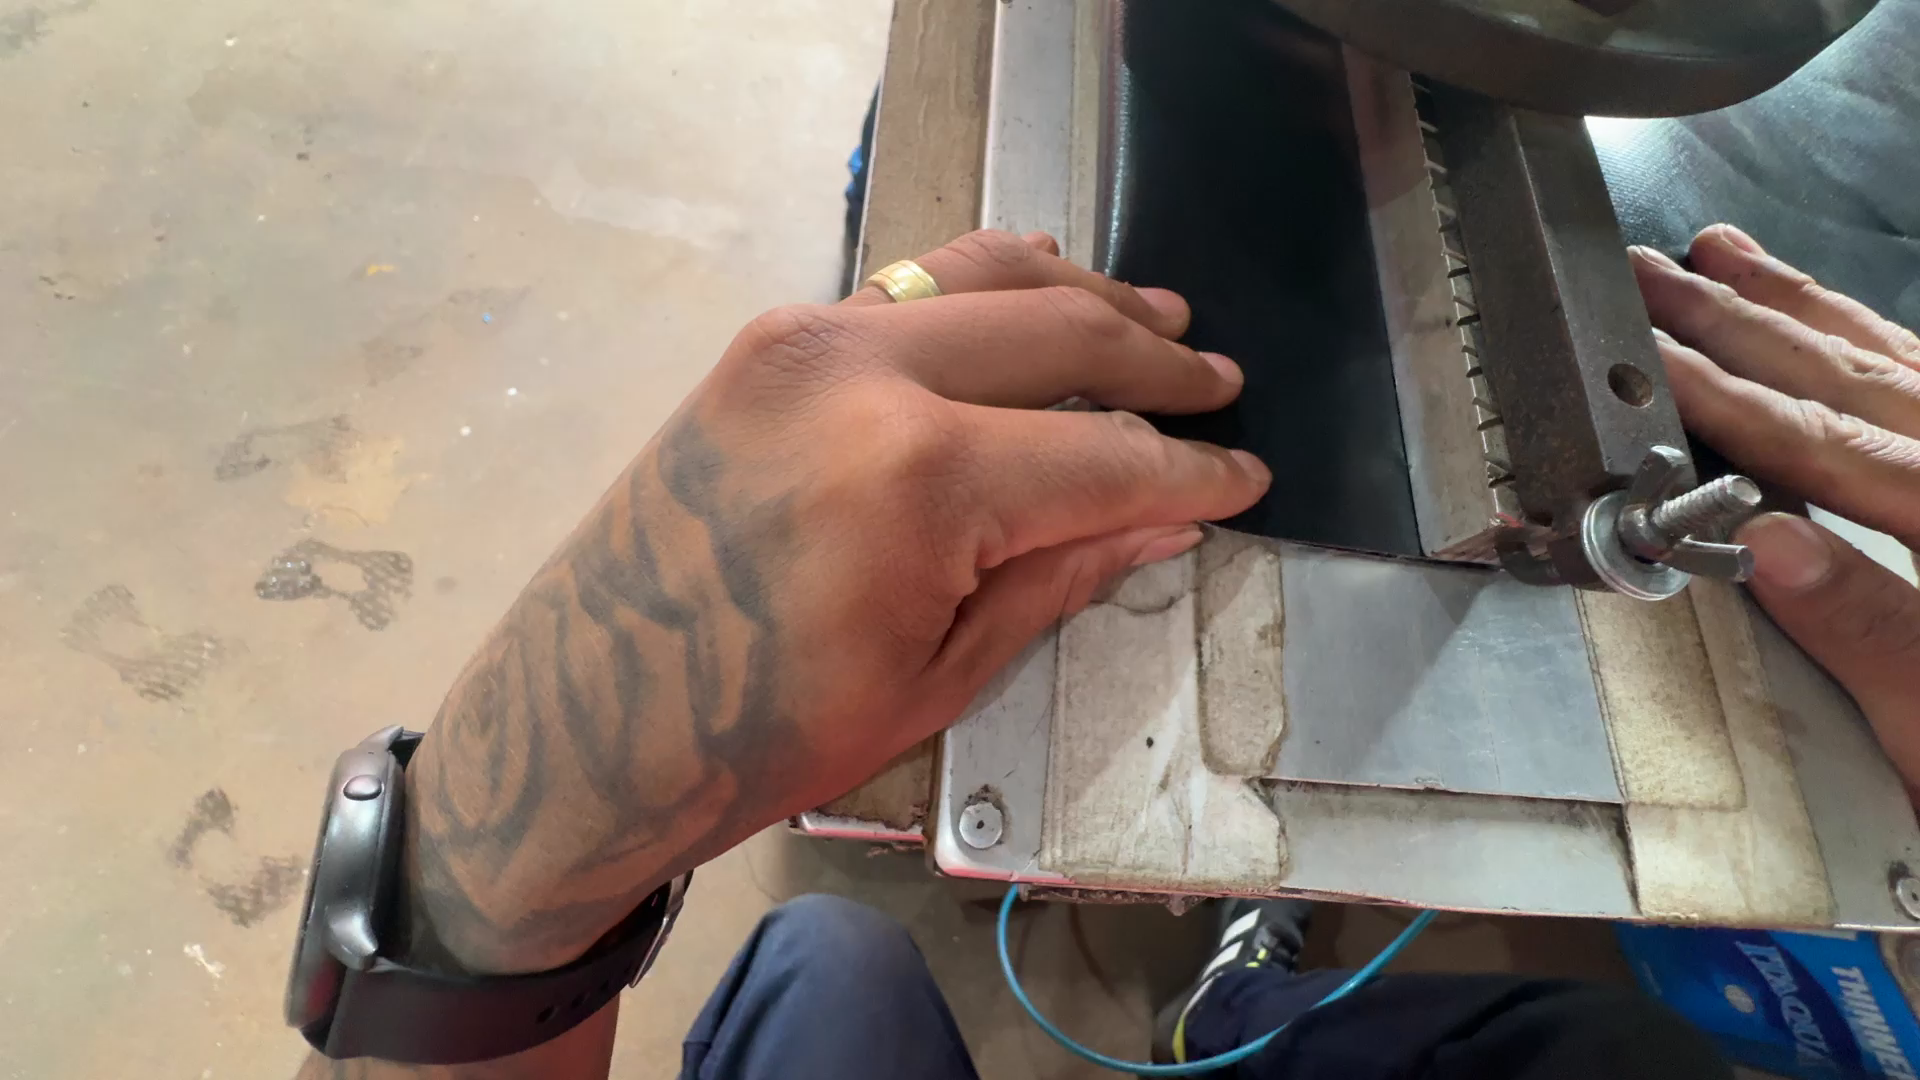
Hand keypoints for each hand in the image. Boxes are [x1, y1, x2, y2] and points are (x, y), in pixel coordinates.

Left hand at [400, 229, 1267, 975]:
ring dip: (1086, 299)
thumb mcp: (941, 674)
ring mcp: (809, 335)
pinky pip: (912, 284)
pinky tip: (1040, 292)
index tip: (1243, 478)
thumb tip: (1165, 517)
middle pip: (1063, 339)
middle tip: (1219, 383)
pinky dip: (991, 285)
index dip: (1191, 473)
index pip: (1105, 458)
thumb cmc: (770, 732)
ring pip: (990, 281)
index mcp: (921, 478)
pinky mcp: (773, 338)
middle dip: (1160, 366)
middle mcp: (869, 372)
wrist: (595, 715)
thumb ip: (1063, 573)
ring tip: (1158, 316)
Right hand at [1631, 225, 1919, 790]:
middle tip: (1655, 265)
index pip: (1825, 448)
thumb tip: (1765, 545)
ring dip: (1798, 309)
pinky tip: (1837, 322)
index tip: (1638, 346)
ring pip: (1904, 363)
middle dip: (1740, 318)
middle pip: (1859, 380)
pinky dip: (1876, 342)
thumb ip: (1873, 632)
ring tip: (1724, 253)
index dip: (1718, 395)